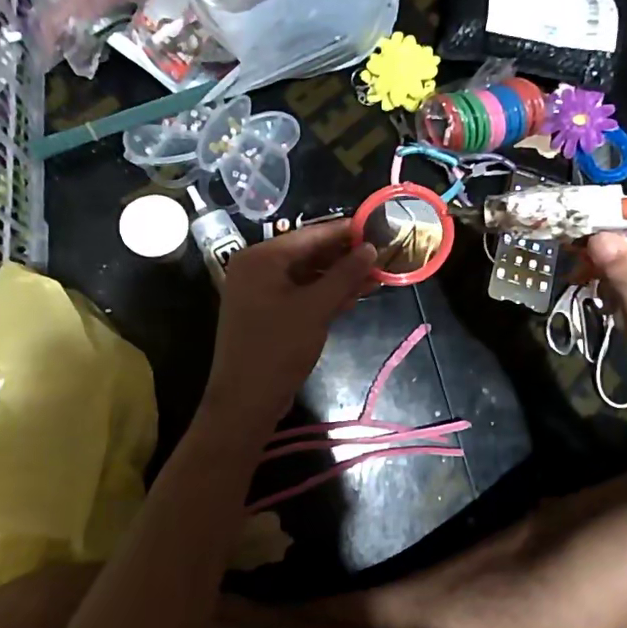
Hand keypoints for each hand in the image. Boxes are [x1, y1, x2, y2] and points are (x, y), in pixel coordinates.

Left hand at [204, 222, 376, 427]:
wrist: (245, 401)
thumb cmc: (279, 347)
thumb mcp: (316, 308)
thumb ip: (345, 275)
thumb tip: (371, 248)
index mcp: (261, 258)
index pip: (310, 234)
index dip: (345, 231)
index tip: (377, 226)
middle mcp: (257, 268)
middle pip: (308, 253)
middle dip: (345, 257)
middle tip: (381, 255)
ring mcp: (260, 291)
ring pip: (307, 275)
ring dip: (339, 277)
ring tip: (375, 276)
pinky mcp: (267, 312)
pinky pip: (301, 293)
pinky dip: (325, 294)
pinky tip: (354, 296)